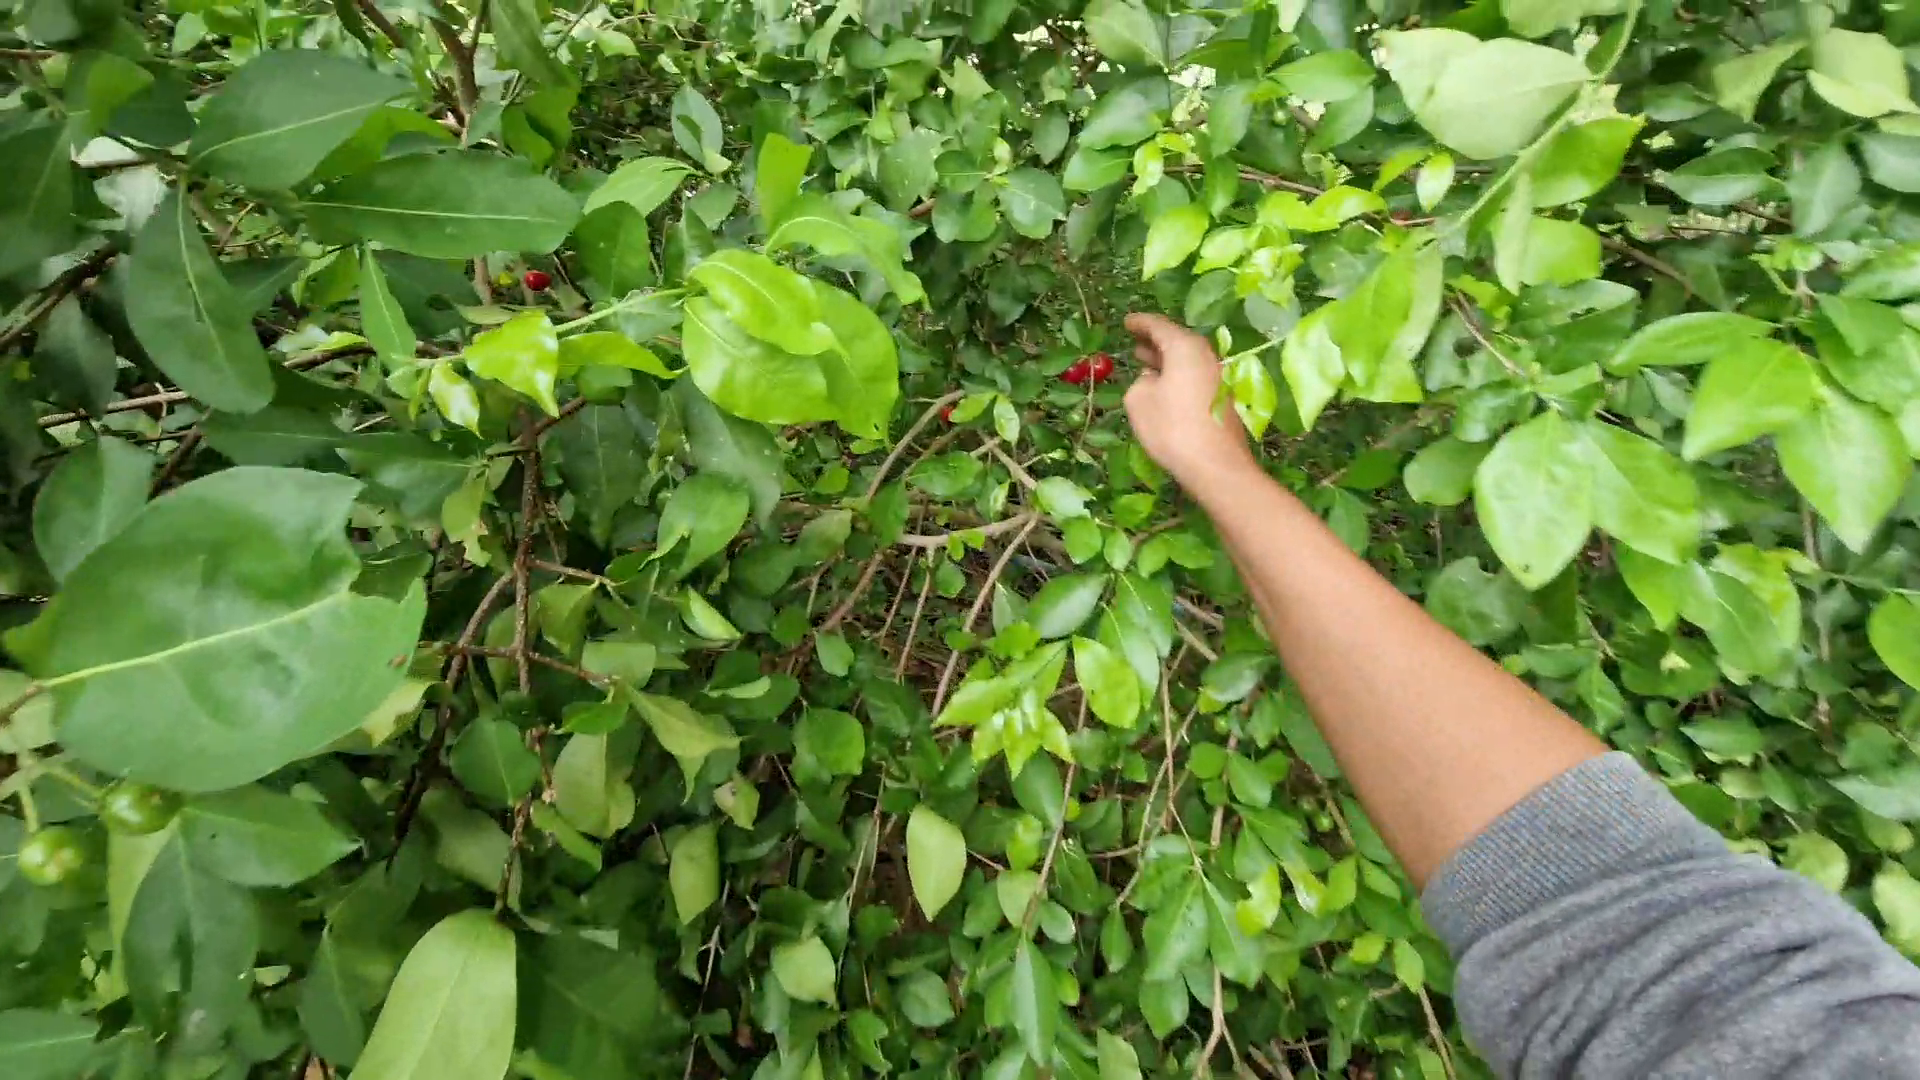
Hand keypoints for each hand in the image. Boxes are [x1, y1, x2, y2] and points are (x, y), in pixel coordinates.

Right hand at [1121, 313, 1253, 490]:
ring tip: (1145, 362)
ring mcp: (1216, 377)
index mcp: (1185, 348)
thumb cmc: (1171, 427)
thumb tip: (1151, 380)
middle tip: (1135, 341)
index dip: (1140, 323)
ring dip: (1165, 360)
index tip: (1127, 321)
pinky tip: (1163, 388)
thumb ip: (1139, 383)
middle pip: (1177, 341)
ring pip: (1186, 361)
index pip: (1159, 326)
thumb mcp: (1138, 401)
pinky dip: (1176, 376)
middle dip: (1155, 341)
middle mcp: (1205, 356)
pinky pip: (1193, 377)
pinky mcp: (1220, 398)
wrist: (1214, 464)